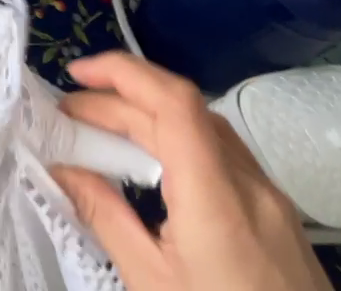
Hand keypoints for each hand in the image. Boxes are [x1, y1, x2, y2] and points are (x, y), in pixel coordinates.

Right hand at [50, 52, 330, 290]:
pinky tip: (148, 163)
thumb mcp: (153, 285)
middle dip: (118, 99)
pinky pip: (221, 154)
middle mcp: (251, 185)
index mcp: (218, 198)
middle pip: (181, 110)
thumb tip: (62, 167)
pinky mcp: (278, 216)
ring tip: (100, 131)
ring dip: (147, 114)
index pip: (174, 102)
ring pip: (203, 127)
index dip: (122, 71)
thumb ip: (106, 216)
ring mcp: (271, 199)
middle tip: (68, 115)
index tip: (75, 74)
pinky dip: (175, 140)